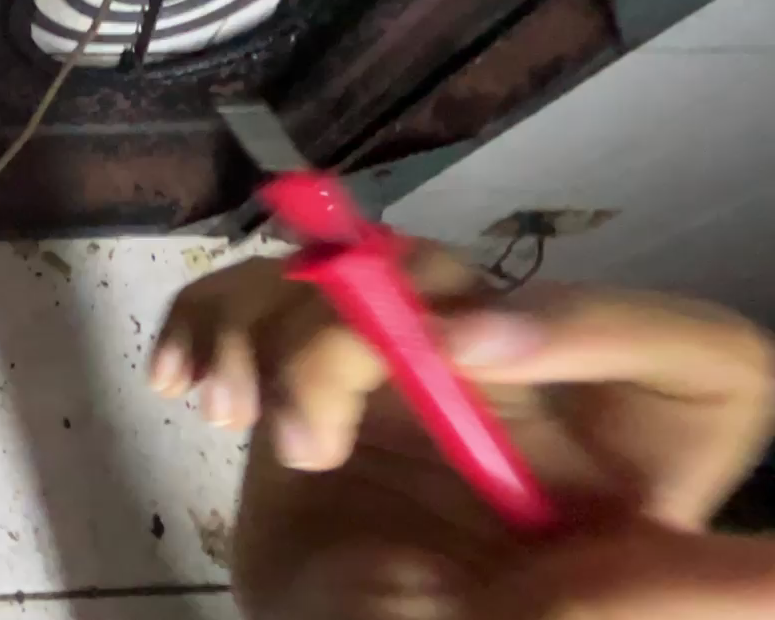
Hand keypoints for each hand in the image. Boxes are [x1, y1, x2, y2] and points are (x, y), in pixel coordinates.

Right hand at [148, 241, 774, 618]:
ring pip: (331, 269)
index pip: (679, 351)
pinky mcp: (299, 349)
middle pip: (442, 282)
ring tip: (222, 412)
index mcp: (606, 465)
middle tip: (293, 435)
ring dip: (252, 329)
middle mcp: (503, 389)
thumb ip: (632, 604)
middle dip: (337, 341)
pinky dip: (199, 317)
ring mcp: (390, 359)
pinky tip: (177, 378)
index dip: (587, 320)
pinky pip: (246, 287)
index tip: (458, 346)